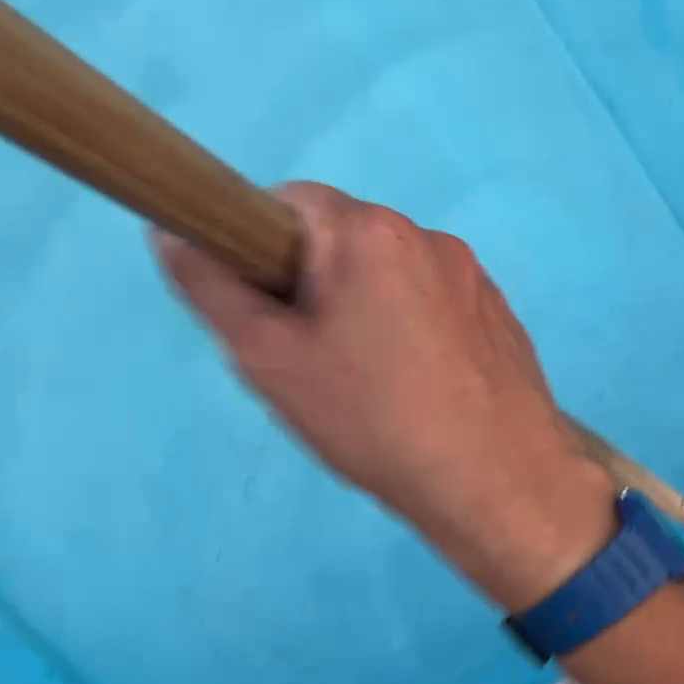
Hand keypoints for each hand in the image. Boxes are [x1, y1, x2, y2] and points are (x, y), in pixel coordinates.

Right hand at [153, 182, 616, 610]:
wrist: (501, 480)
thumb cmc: (375, 418)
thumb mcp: (269, 358)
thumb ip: (212, 286)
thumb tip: (176, 232)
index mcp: (373, 232)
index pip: (290, 203)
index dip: (260, 249)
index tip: (266, 310)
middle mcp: (436, 242)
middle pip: (350, 242)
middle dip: (319, 285)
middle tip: (315, 358)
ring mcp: (480, 282)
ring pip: (398, 279)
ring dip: (372, 311)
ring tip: (374, 383)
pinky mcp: (506, 321)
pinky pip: (442, 309)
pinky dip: (420, 334)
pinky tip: (423, 390)